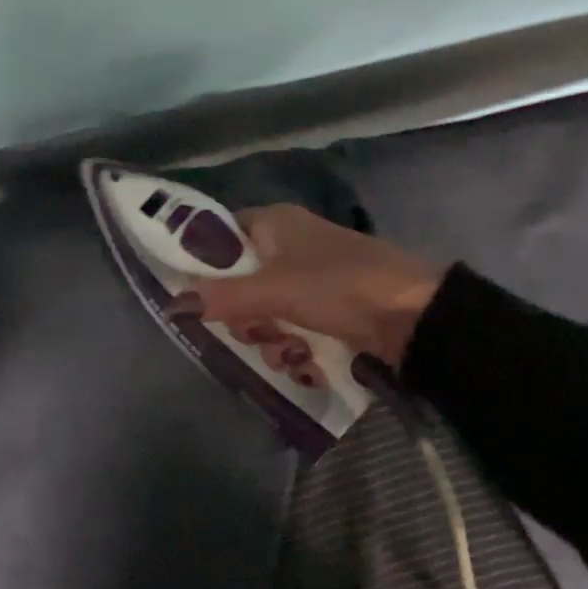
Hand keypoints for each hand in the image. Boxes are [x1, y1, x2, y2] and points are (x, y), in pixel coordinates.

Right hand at [170, 204, 444, 370]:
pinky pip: (292, 331)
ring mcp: (310, 282)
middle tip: (257, 329)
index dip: (205, 265)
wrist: (415, 315)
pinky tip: (307, 364)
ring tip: (292, 353)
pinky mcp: (329, 312)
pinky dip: (295, 350)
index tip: (198, 297)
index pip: (221, 236)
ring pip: (264, 314)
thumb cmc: (339, 286)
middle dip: (245, 317)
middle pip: (239, 284)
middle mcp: (288, 247)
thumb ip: (222, 297)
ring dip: (271, 341)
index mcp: (273, 224)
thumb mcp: (274, 291)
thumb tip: (172, 304)